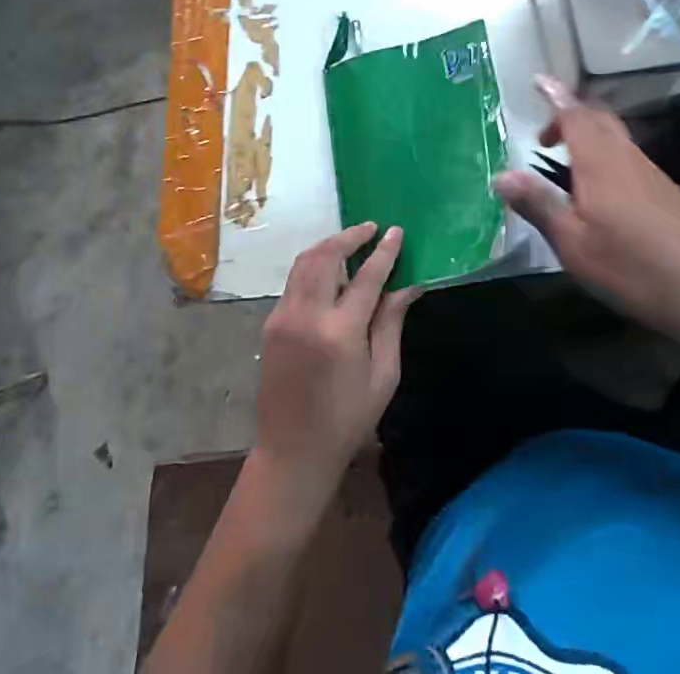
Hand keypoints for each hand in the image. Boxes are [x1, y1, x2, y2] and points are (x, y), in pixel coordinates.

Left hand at [252, 222, 420, 495]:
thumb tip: (409, 285)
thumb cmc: (348, 419)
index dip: (384, 250)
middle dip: (349, 236)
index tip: (396, 231)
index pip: (366, 276)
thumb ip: (391, 323)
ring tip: (352, 241)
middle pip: (325, 256)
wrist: (293, 451)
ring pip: (303, 263)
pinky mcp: (270, 325)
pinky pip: (293, 282)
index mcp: (339, 332)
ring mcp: (282, 318)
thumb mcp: (383, 374)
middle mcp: (306, 316)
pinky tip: (330, 270)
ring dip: (328, 246)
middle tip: (371, 228)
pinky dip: (312, 266)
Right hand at [492, 76, 679, 334]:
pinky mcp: (666, 193)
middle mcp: (627, 158)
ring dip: (589, 139)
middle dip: (570, 116)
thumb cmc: (631, 267)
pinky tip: (602, 193)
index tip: (539, 82)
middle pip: (599, 120)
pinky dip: (606, 158)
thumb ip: (538, 205)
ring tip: (566, 164)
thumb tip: (501, 175)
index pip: (575, 115)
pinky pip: (629, 159)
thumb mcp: (573, 244)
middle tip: (545, 138)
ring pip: (616, 140)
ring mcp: (651, 175)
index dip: (555, 97)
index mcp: (600, 163)